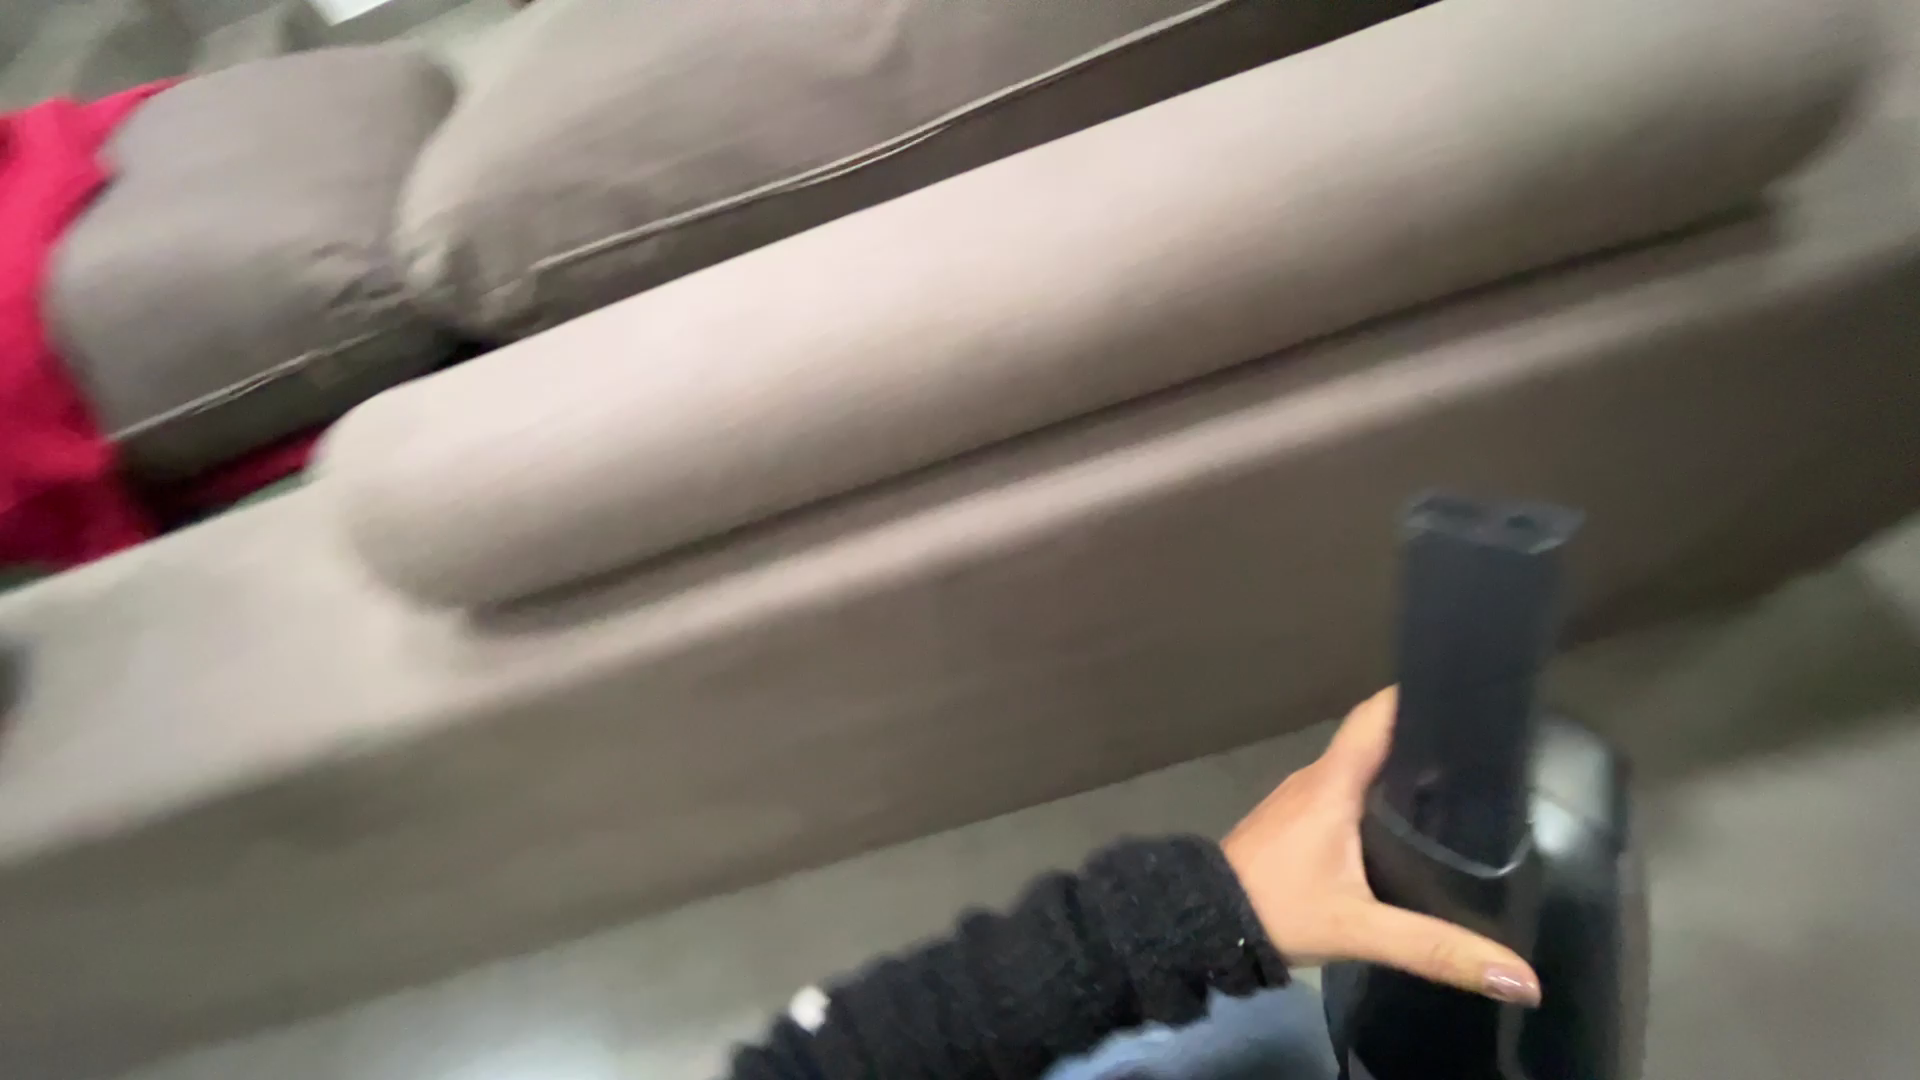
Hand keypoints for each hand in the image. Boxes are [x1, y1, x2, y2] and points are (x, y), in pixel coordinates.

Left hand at [1222, 688, 1542, 1005]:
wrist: (1209, 915)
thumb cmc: (1278, 907)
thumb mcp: (1359, 931)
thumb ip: (1436, 949)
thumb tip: (1523, 979)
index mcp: (1330, 785)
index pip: (1371, 722)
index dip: (1408, 700)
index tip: (1457, 691)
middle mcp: (1316, 778)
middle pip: (1371, 741)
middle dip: (1420, 736)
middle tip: (1483, 745)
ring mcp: (1302, 795)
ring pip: (1357, 767)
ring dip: (1398, 766)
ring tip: (1460, 778)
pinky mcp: (1296, 816)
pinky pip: (1344, 788)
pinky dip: (1377, 790)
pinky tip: (1408, 817)